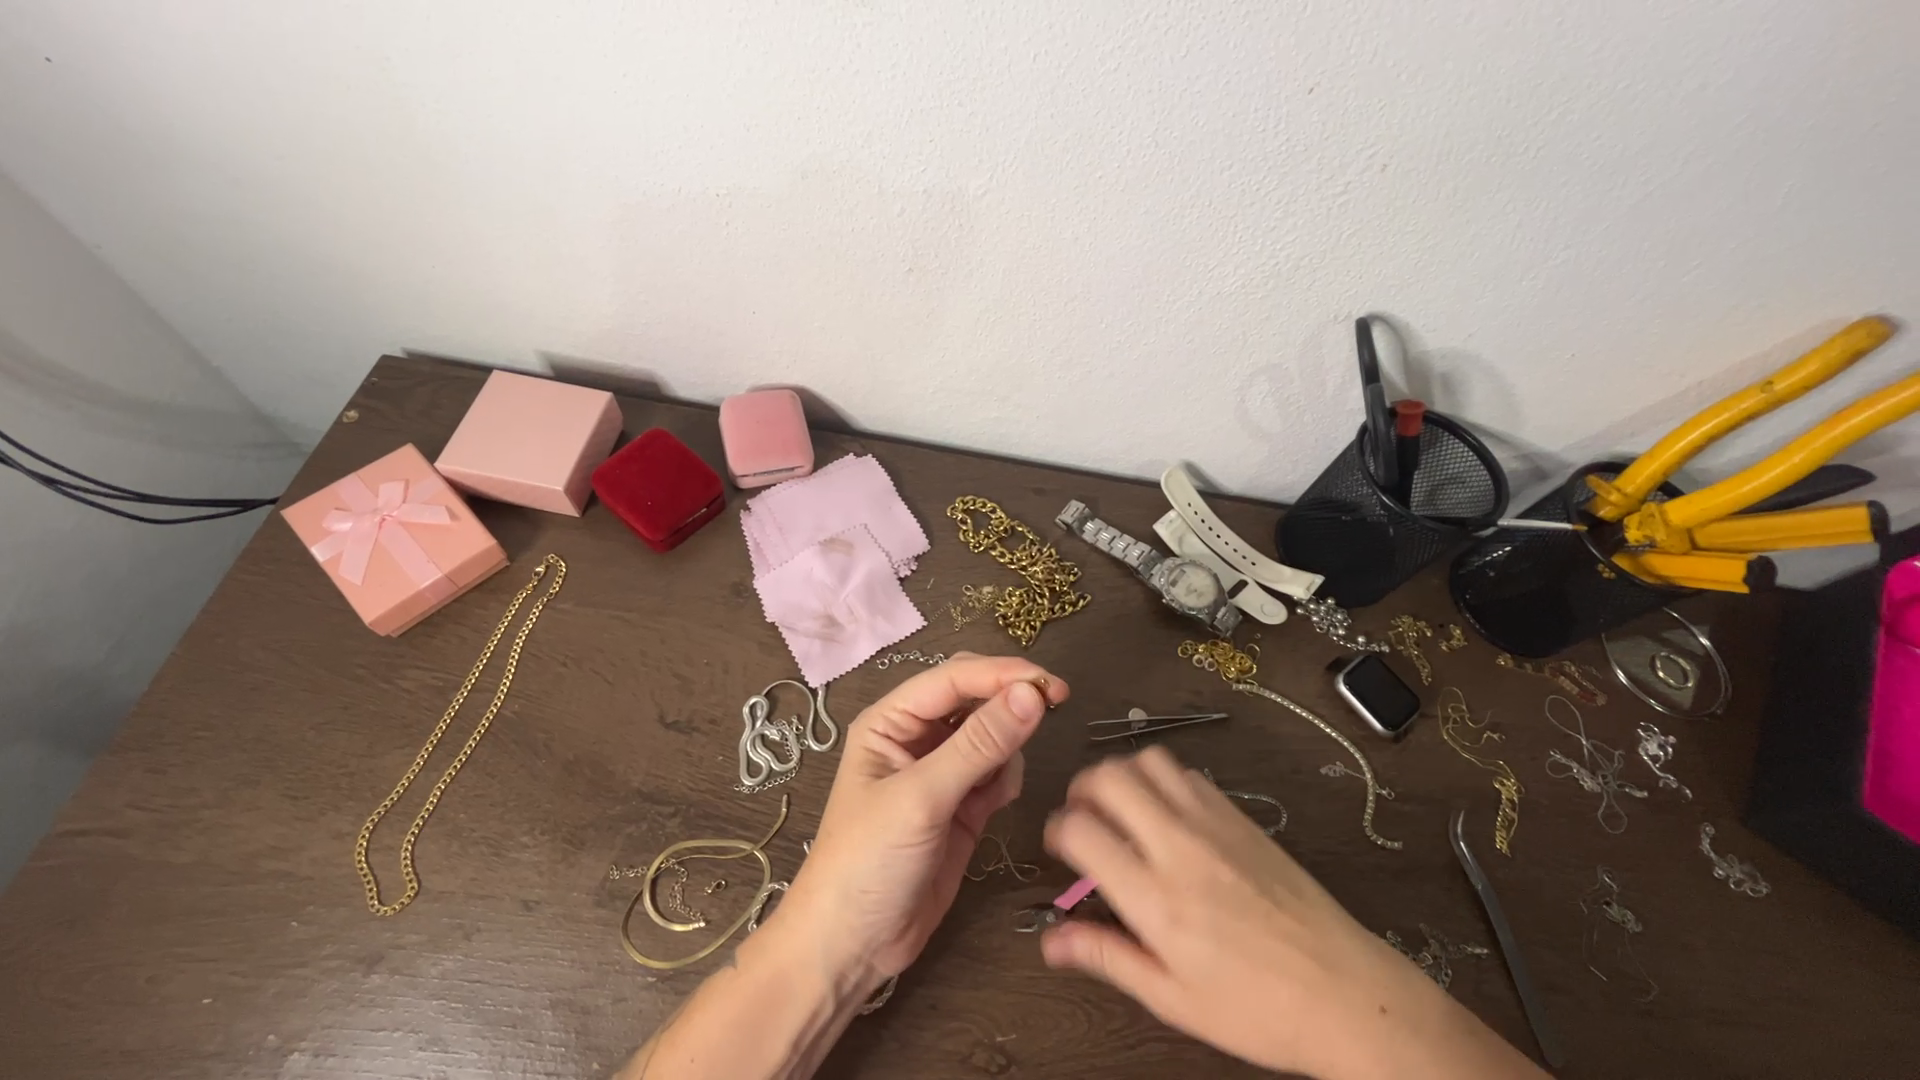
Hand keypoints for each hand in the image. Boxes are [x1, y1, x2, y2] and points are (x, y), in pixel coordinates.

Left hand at [767, 653, 1069, 989]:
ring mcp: (940, 772)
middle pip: (974, 697)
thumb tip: (1032, 694)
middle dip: (1010, 701)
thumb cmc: (869, 862)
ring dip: (1007, 747)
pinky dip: (1005, 778)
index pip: (954, 678)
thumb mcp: (922, 798)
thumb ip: (979, 744)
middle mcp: (915, 737)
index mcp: (891, 721)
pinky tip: (994, 804)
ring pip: (992, 734)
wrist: (852, 946)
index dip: (1003, 674)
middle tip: (1053, 706)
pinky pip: (996, 771)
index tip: (1052, 684)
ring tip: (996, 785)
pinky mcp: (961, 806)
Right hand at [1041, 747, 1545, 1079]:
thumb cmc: (1255, 1009)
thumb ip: (1106, 956)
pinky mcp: (1241, 817)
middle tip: (1082, 817)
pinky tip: (1166, 813)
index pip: (1080, 830)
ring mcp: (1214, 824)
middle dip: (1080, 788)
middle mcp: (1179, 846)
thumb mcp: (1172, 998)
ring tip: (1120, 807)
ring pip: (1149, 761)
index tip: (1059, 847)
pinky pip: (1188, 774)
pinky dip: (1162, 780)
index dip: (1056, 830)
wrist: (1347, 994)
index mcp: (1155, 898)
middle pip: (1108, 777)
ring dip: (1122, 774)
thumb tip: (1050, 941)